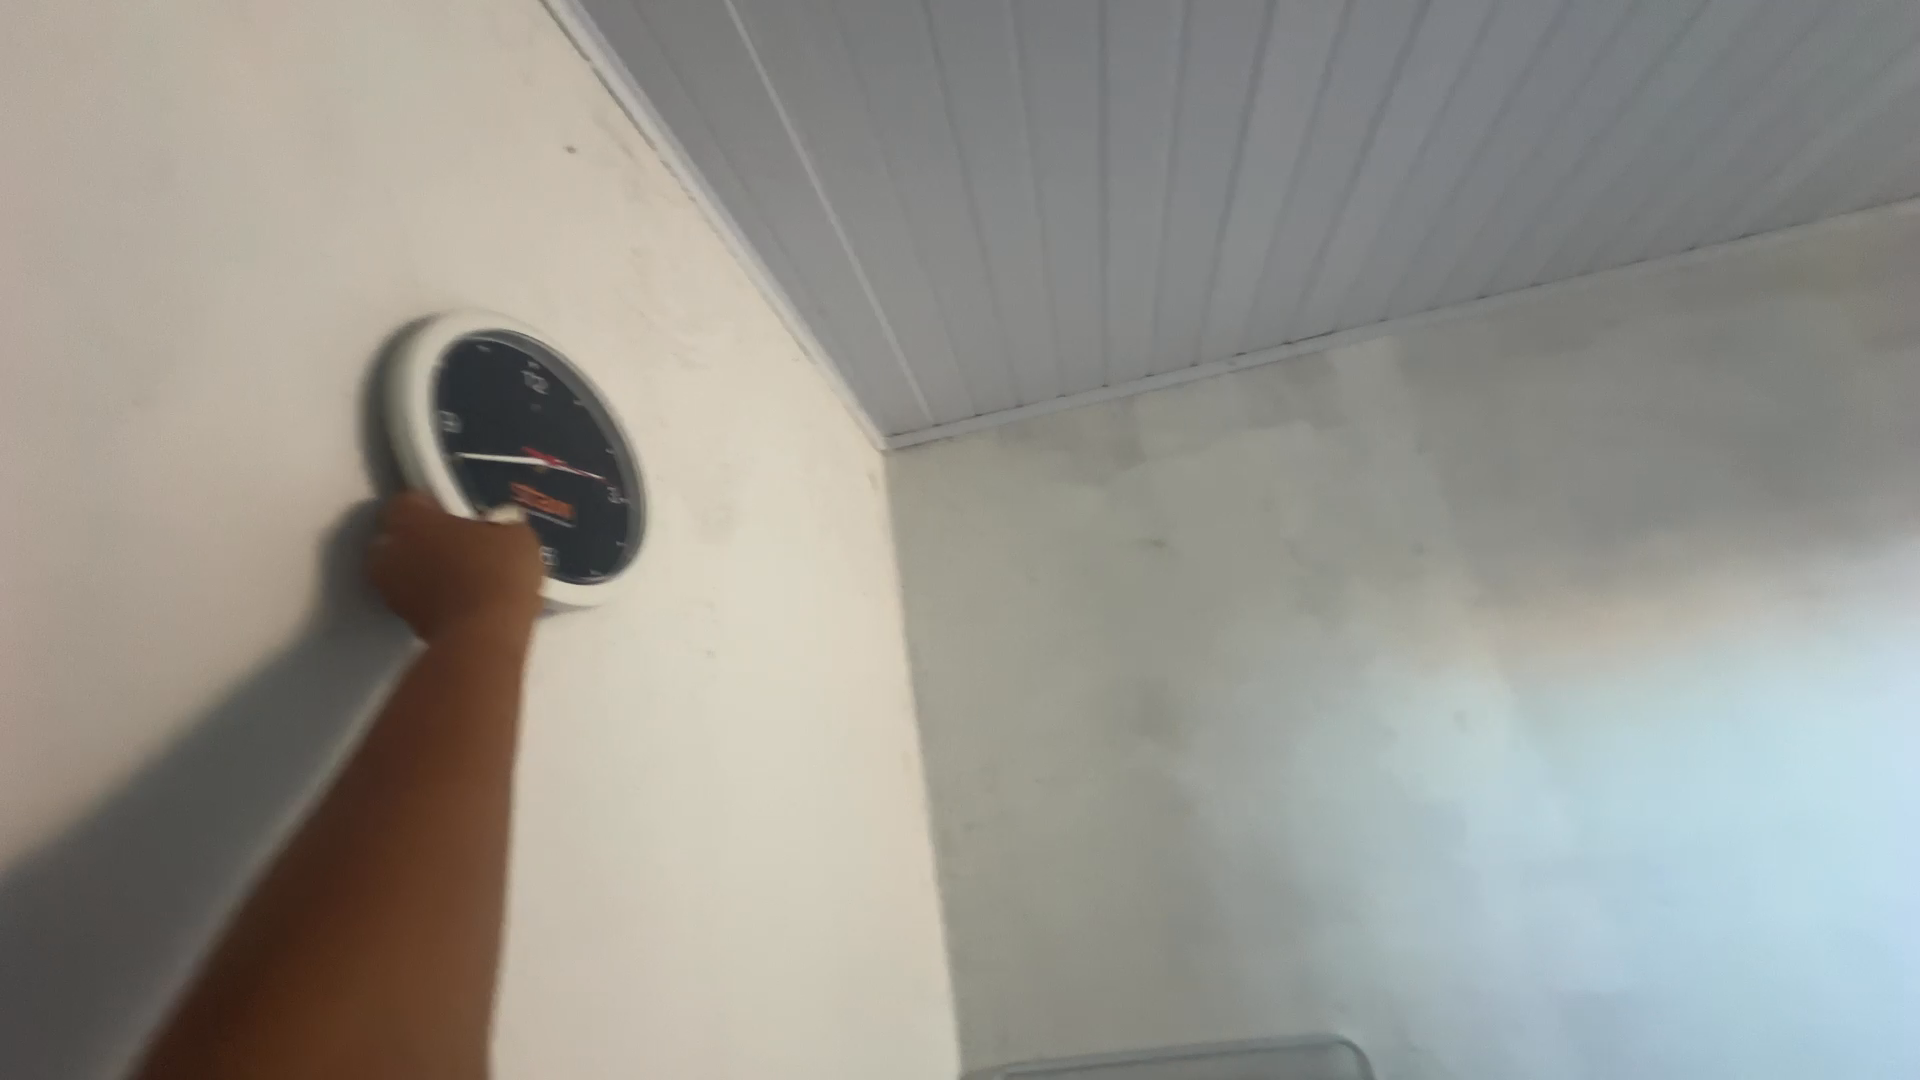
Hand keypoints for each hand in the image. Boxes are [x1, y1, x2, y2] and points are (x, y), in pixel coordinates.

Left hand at [366, 492, 544, 640]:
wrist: (484, 634)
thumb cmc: (498, 572)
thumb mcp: (518, 536)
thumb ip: (500, 525)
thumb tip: (497, 525)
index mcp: (412, 521)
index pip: (410, 500)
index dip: (435, 504)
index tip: (458, 512)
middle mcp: (389, 550)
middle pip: (397, 536)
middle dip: (421, 538)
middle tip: (457, 543)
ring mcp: (390, 588)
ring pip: (404, 568)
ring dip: (425, 568)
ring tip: (462, 574)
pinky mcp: (403, 618)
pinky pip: (416, 595)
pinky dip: (433, 594)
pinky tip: (464, 597)